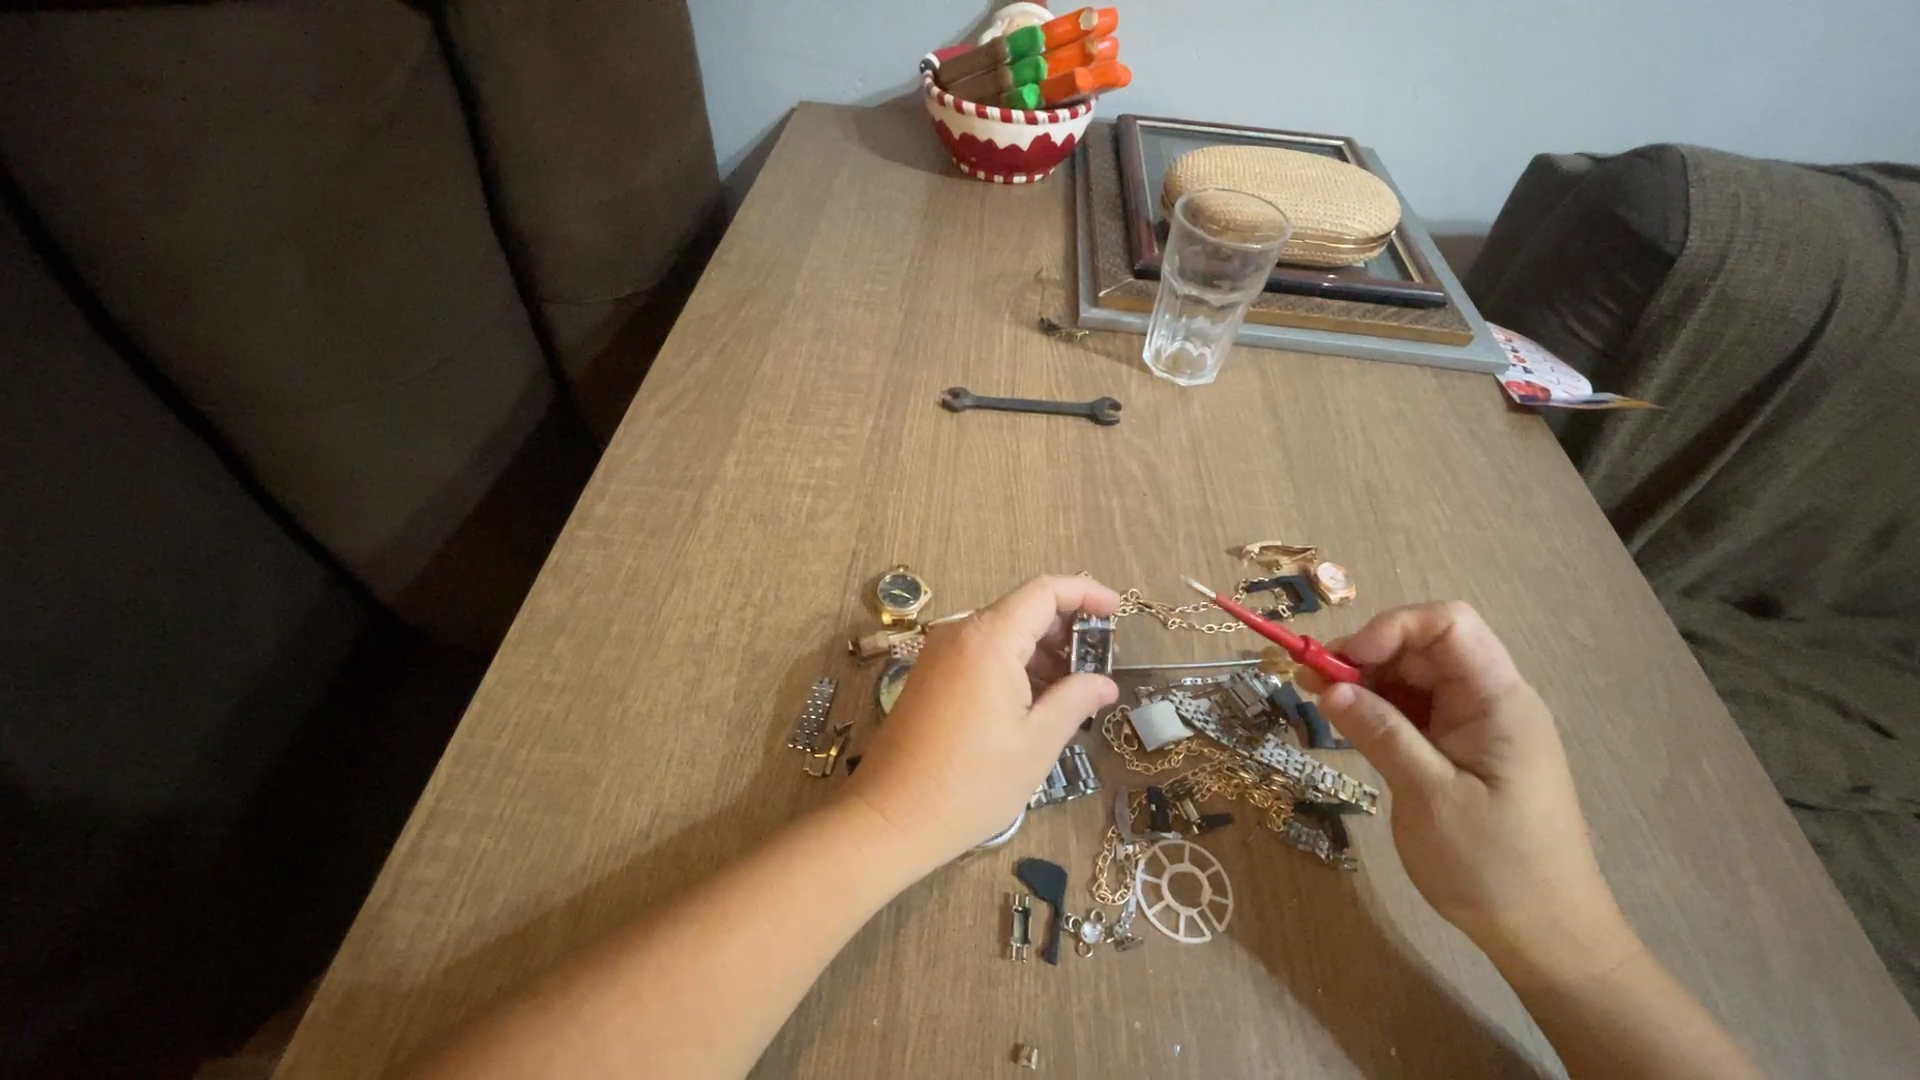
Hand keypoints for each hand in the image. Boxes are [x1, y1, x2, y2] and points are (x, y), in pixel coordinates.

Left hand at [842, 575, 1120, 866]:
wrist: (890, 817)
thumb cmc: (971, 782)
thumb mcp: (1037, 743)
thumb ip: (1075, 700)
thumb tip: (1105, 683)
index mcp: (989, 639)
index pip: (1045, 590)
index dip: (1086, 593)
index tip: (1116, 614)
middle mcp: (959, 633)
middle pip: (1023, 609)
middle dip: (1066, 630)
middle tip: (1099, 664)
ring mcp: (939, 654)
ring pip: (1001, 634)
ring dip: (1041, 652)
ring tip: (1072, 692)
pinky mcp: (929, 676)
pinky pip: (980, 654)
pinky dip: (1013, 666)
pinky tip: (1034, 703)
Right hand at [1307, 602, 1635, 983]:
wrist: (1544, 934)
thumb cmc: (1496, 866)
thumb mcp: (1431, 797)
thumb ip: (1382, 734)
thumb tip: (1329, 687)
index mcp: (1499, 701)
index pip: (1449, 625)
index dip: (1392, 626)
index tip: (1344, 659)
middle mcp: (1488, 701)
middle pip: (1422, 647)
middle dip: (1364, 653)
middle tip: (1310, 680)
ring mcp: (1472, 725)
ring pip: (1410, 676)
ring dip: (1362, 680)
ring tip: (1315, 697)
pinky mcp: (1455, 748)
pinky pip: (1410, 708)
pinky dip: (1373, 707)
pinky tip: (1342, 720)